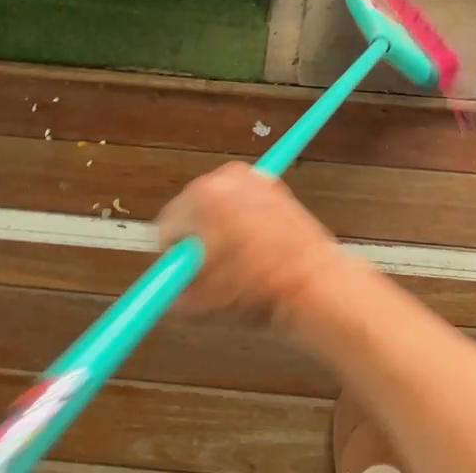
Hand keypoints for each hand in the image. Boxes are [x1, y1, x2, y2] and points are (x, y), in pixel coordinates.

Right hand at [155, 162, 354, 326]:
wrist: (311, 279)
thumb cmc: (259, 286)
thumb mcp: (200, 299)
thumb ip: (170, 288)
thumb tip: (164, 286)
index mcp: (200, 199)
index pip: (167, 227)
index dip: (174, 256)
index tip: (182, 271)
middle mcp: (223, 178)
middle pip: (191, 209)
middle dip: (196, 237)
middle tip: (209, 267)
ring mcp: (250, 177)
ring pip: (217, 204)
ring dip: (219, 226)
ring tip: (236, 258)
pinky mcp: (271, 183)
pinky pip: (241, 200)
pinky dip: (241, 217)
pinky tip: (254, 244)